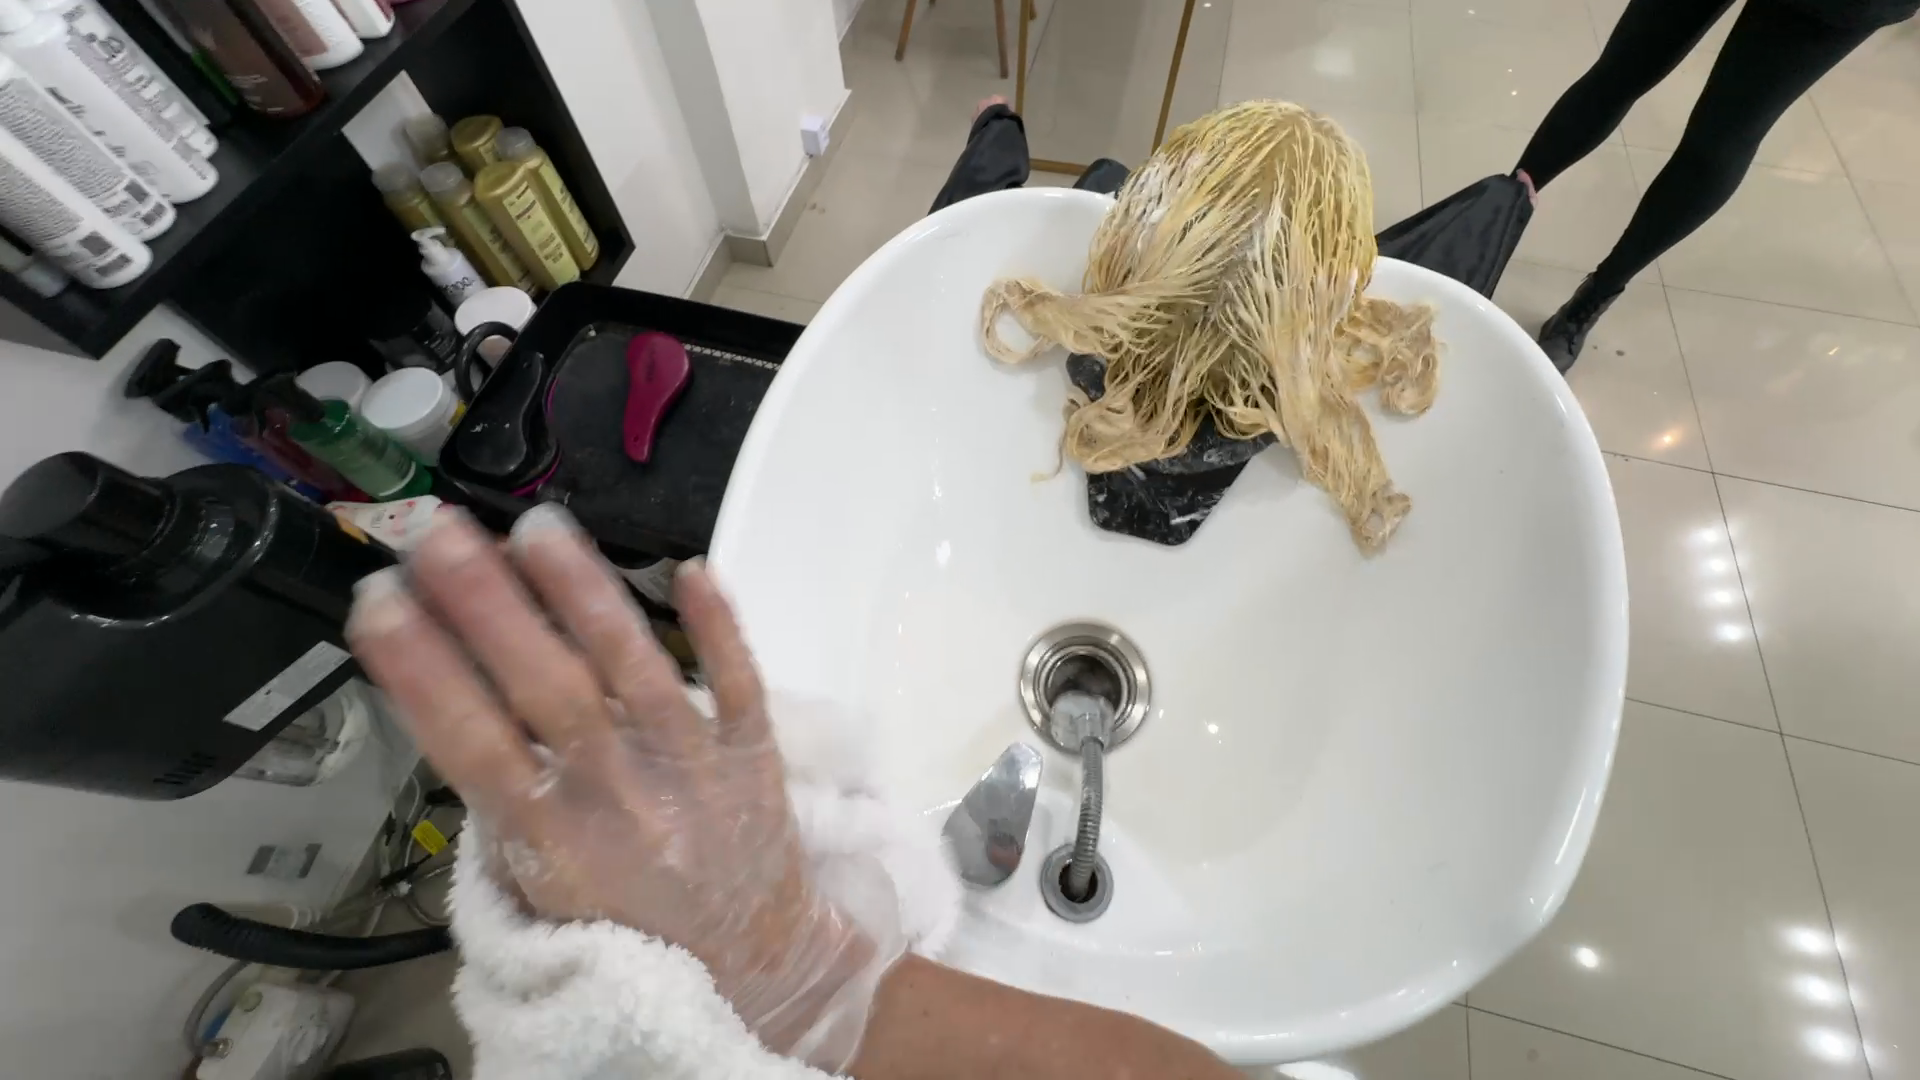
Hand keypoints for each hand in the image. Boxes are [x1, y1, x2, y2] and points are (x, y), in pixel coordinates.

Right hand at [346, 504, 890, 1067]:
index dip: (423, 671)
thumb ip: (503, 807)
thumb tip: (457, 707)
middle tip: (444, 533)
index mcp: (553, 840)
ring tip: (540, 529)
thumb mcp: (543, 889)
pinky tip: (693, 569)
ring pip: (634, 668)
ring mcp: (692, 764)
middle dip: (490, 608)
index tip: (381, 601)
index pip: (472, 743)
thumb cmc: (636, 927)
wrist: (751, 955)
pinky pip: (738, 679)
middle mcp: (621, 794)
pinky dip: (718, 626)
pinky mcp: (752, 748)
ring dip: (586, 595)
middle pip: (547, 689)